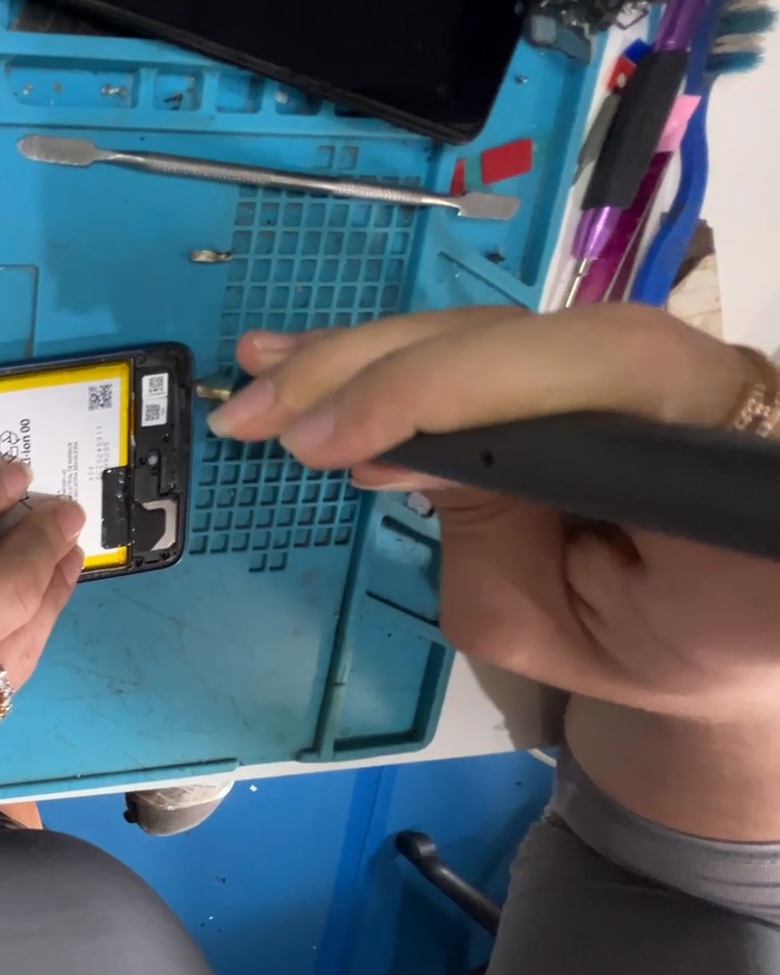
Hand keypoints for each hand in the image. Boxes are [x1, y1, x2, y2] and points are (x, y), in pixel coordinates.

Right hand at [207, 303, 779, 719]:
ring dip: (349, 354)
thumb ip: (480, 531)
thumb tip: (391, 453)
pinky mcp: (580, 362)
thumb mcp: (541, 619)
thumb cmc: (635, 646)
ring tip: (256, 378)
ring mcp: (644, 358)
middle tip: (252, 416)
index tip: (321, 448)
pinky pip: (470, 342)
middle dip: (362, 372)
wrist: (722, 632)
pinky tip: (303, 357)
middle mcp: (696, 379)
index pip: (581, 378)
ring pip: (480, 328)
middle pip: (513, 337)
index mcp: (719, 465)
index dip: (434, 395)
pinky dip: (375, 352)